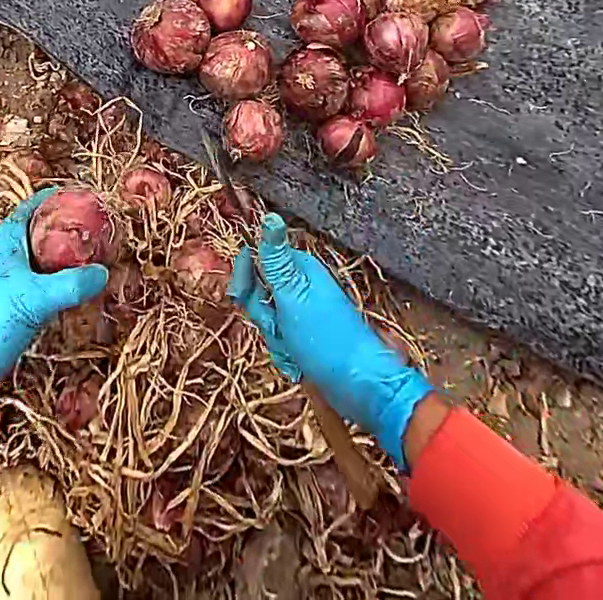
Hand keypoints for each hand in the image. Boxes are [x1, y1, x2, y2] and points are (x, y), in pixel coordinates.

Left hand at [0, 187, 107, 434]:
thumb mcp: (37, 299)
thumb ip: (74, 283)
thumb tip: (104, 272)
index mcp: (4, 240)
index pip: (35, 204)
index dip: (62, 197)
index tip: (88, 199)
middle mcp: (3, 253)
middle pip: (41, 227)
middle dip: (69, 225)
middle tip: (98, 228)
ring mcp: (5, 276)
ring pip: (42, 252)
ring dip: (65, 252)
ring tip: (93, 254)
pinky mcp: (9, 297)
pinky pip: (40, 275)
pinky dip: (59, 273)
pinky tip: (77, 284)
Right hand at [229, 214, 433, 466]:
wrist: (360, 385)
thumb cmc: (327, 340)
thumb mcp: (292, 296)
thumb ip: (275, 259)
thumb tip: (270, 216)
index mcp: (301, 269)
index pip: (256, 260)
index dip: (245, 280)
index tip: (242, 296)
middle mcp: (302, 286)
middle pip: (259, 293)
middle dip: (263, 316)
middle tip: (281, 327)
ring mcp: (305, 312)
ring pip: (267, 319)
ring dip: (275, 339)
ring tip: (293, 348)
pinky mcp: (306, 336)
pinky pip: (279, 341)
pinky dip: (284, 354)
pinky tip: (298, 362)